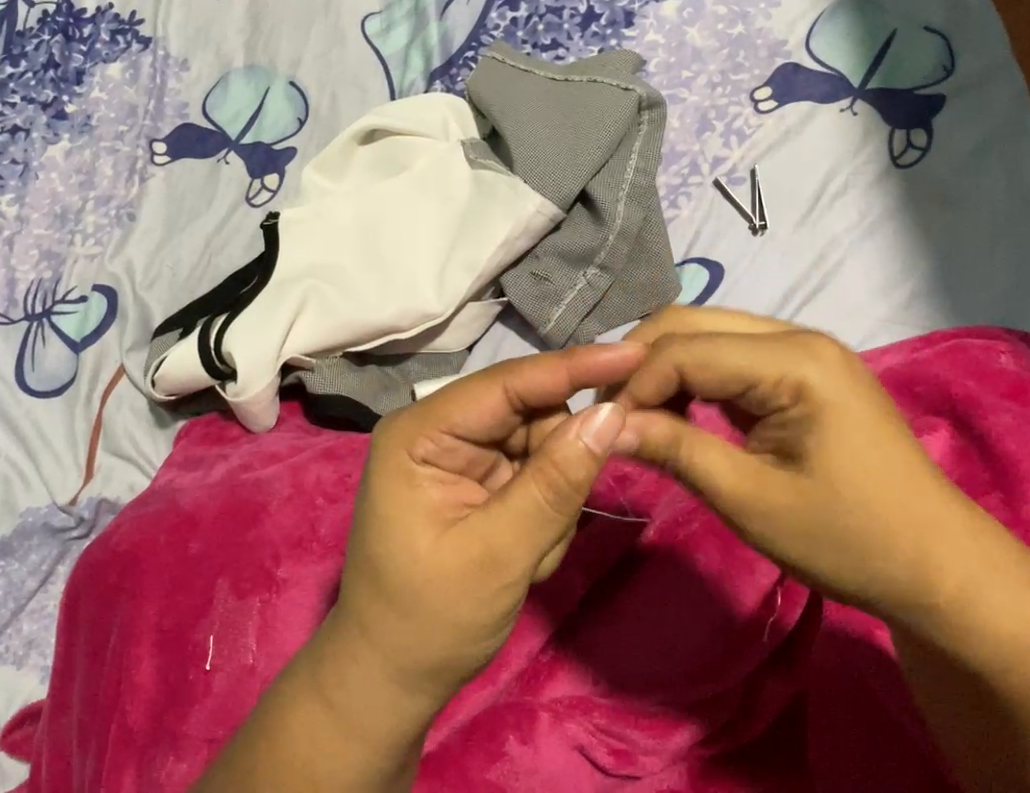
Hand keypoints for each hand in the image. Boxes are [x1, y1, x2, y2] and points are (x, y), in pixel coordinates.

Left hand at [329, 342, 646, 703]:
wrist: (392, 676)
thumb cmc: (429, 618)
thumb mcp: (498, 553)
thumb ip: (555, 483)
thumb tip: (611, 415)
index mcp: (420, 433)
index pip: (507, 384)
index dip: (573, 368)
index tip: (637, 352)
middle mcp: (439, 431)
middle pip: (529, 414)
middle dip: (561, 462)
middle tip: (558, 521)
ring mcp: (460, 457)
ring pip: (541, 448)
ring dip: (554, 501)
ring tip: (529, 557)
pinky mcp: (479, 483)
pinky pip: (536, 478)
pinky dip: (547, 515)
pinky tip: (526, 558)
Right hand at [612, 307, 995, 625]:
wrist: (939, 566)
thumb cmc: (848, 538)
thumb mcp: (750, 499)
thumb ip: (675, 450)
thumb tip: (603, 426)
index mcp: (794, 361)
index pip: (684, 350)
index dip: (633, 386)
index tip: (602, 432)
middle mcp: (798, 336)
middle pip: (691, 323)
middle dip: (640, 364)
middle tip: (609, 416)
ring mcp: (805, 350)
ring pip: (707, 333)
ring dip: (664, 367)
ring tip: (636, 416)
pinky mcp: (804, 370)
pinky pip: (731, 355)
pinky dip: (694, 377)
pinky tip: (676, 411)